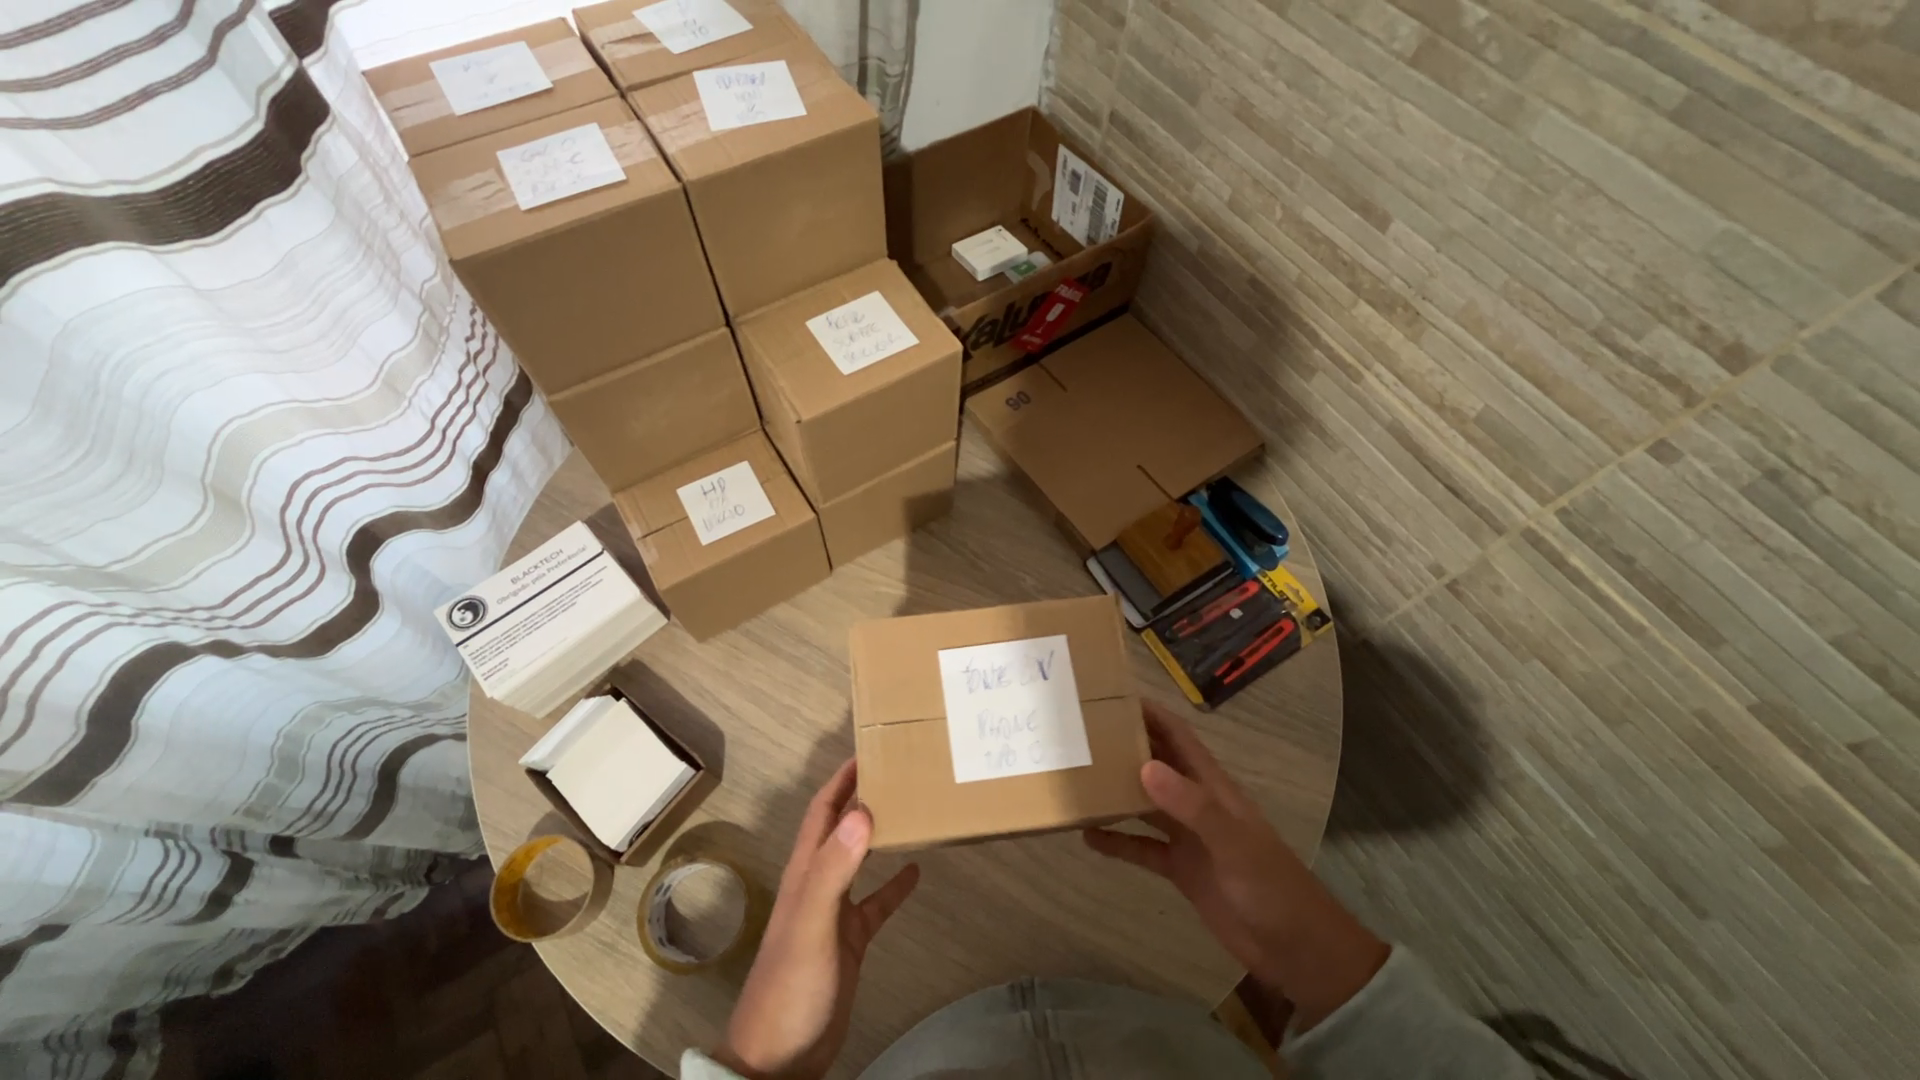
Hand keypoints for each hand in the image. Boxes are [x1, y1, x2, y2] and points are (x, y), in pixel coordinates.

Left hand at [718, 760, 919, 1078]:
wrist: (781, 1054)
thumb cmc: (792, 983)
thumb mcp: (812, 922)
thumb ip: (834, 869)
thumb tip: (862, 811)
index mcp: (805, 870)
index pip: (822, 810)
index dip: (841, 779)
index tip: (868, 750)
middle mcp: (818, 882)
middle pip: (840, 826)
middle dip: (862, 796)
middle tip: (898, 771)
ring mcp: (834, 912)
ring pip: (859, 859)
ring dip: (880, 834)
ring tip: (911, 810)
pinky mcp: (850, 940)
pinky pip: (875, 903)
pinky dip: (893, 885)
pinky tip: (915, 873)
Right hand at [1084, 703, 1386, 1031]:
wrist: (1295, 947)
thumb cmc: (1271, 887)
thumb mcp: (1233, 843)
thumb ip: (1192, 806)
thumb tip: (1145, 766)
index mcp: (1214, 788)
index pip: (1179, 738)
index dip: (1151, 715)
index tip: (1111, 697)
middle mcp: (1197, 804)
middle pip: (1157, 765)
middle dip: (1124, 747)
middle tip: (1080, 734)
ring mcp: (1189, 837)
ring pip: (1145, 804)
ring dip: (1115, 792)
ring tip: (1076, 780)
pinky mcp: (1181, 869)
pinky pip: (1142, 847)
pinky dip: (1117, 841)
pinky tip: (1088, 838)